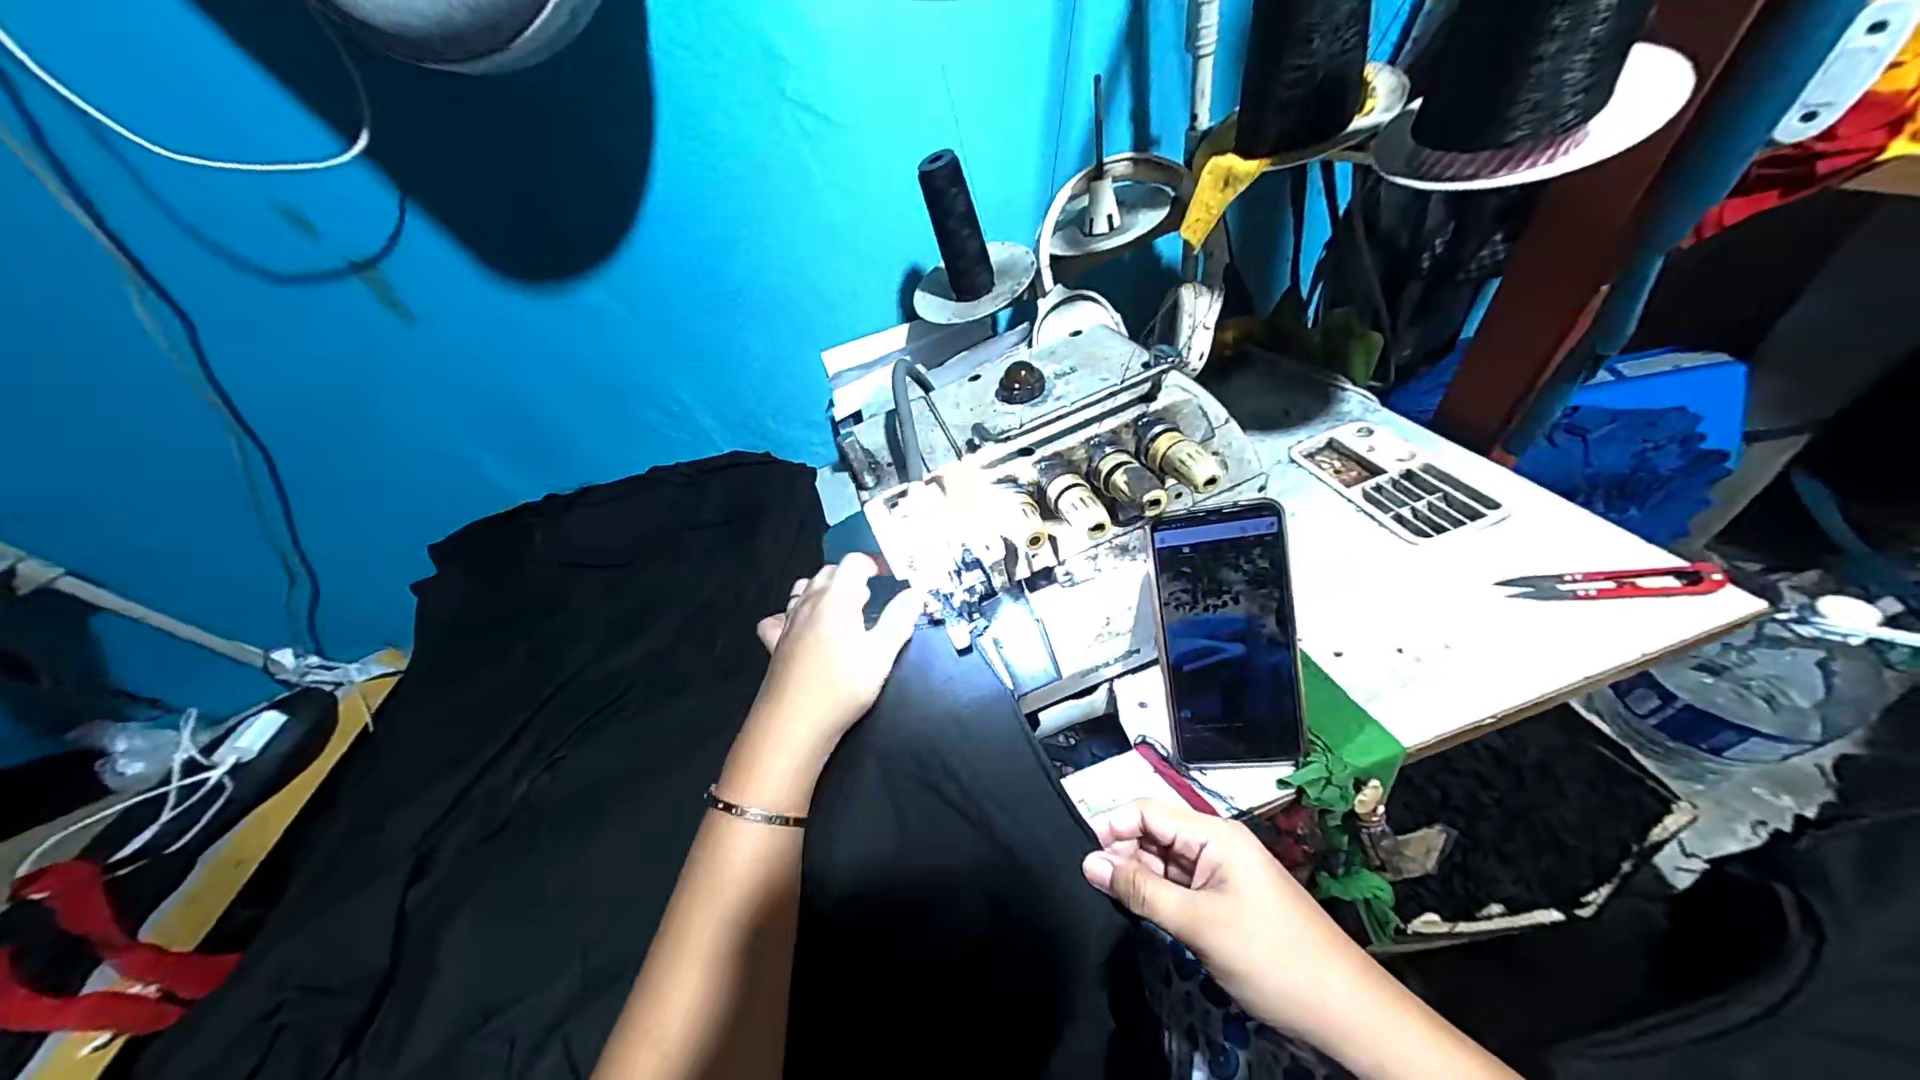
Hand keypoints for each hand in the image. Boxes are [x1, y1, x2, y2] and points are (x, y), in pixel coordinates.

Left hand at [748, 552, 919, 753]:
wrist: (794, 722)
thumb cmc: (843, 685)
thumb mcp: (882, 654)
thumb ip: (899, 619)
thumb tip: (914, 593)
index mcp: (837, 597)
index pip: (853, 563)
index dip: (872, 564)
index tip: (885, 577)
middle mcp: (808, 602)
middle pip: (827, 572)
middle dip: (849, 576)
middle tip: (869, 597)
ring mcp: (788, 622)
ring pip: (802, 590)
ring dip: (822, 590)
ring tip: (840, 610)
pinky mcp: (774, 644)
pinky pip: (779, 618)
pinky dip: (791, 615)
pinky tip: (801, 629)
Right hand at [1082, 799, 1383, 1049]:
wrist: (1345, 1012)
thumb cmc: (1272, 957)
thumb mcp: (1198, 924)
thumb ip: (1140, 891)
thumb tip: (1089, 863)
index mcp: (1215, 835)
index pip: (1149, 811)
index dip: (1113, 827)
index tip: (1085, 856)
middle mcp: (1216, 846)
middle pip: (1154, 834)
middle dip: (1122, 853)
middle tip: (1093, 883)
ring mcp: (1221, 876)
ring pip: (1164, 863)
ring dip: (1137, 877)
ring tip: (1110, 898)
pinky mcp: (1223, 903)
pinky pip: (1179, 888)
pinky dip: (1157, 896)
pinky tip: (1138, 910)